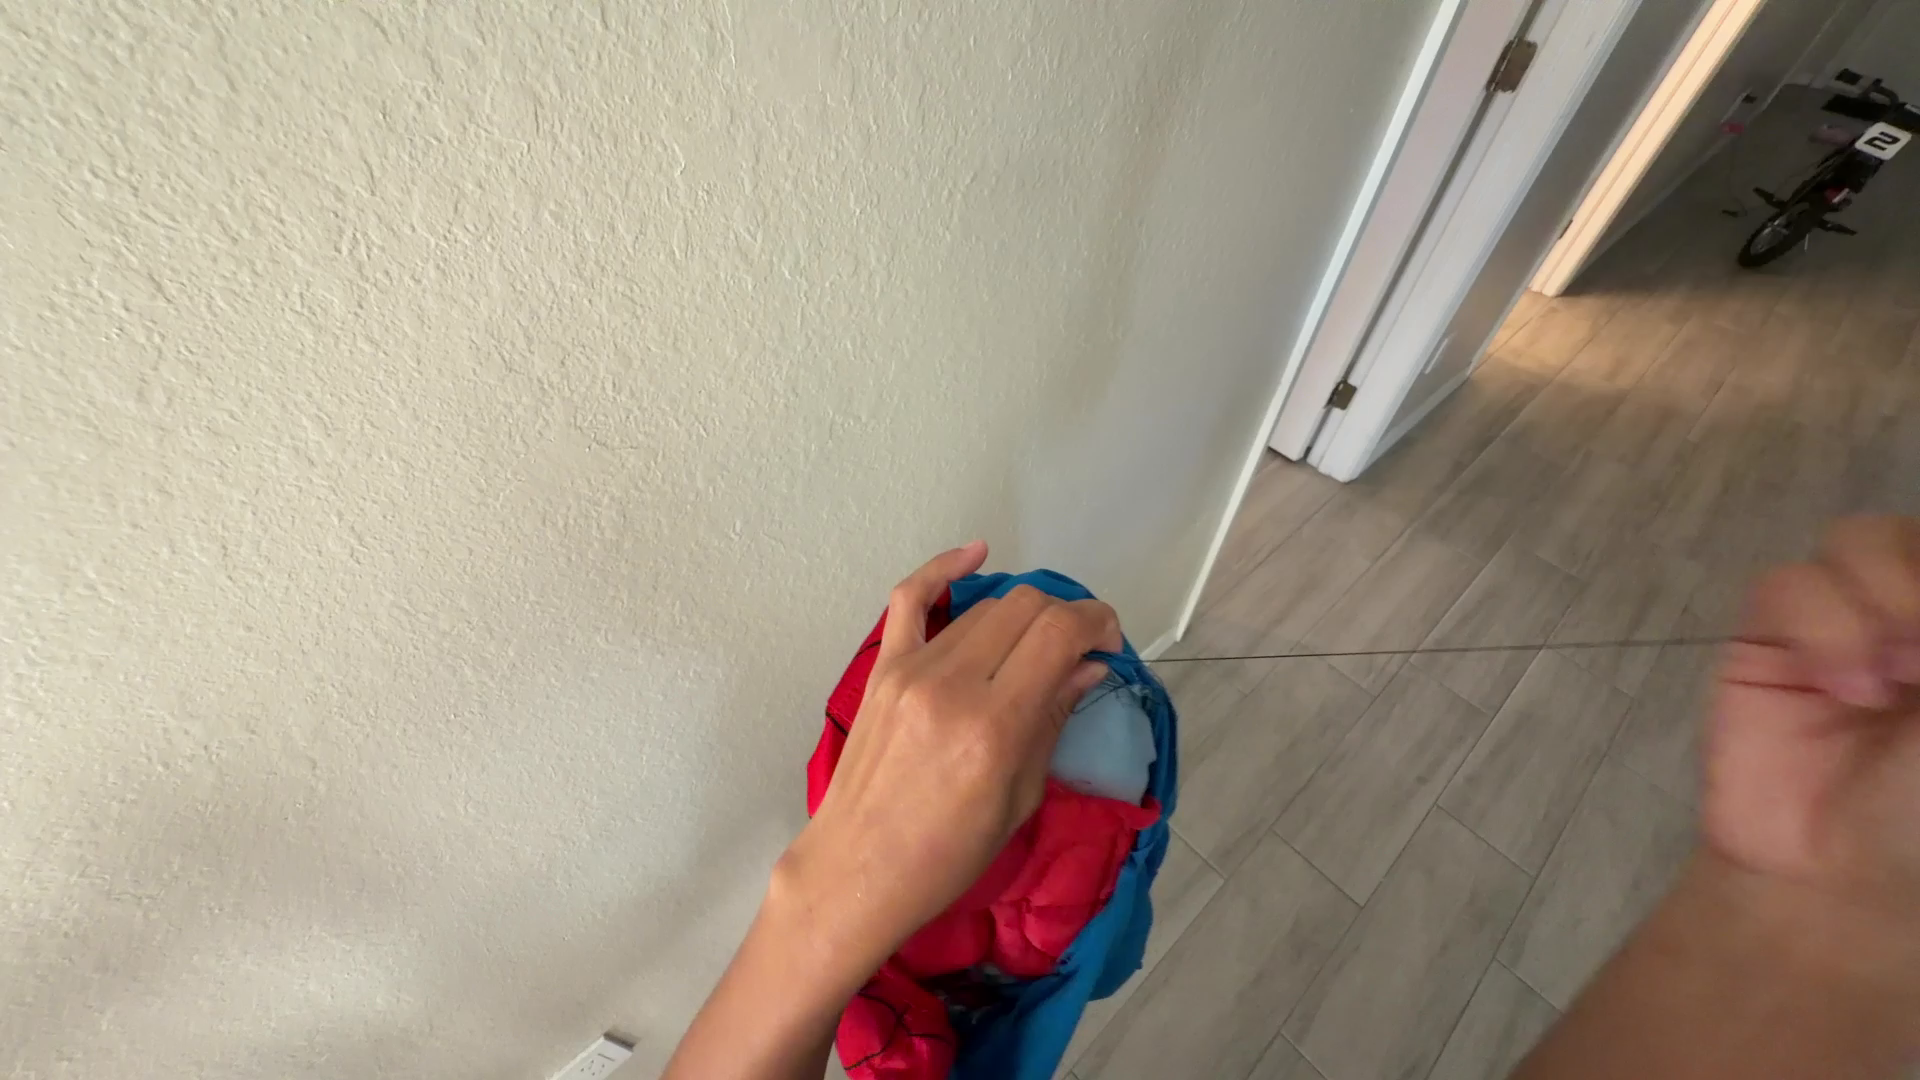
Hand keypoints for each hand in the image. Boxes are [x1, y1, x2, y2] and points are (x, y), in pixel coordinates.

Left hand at [774, 542, 1122, 974]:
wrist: (857, 870)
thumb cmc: (947, 855)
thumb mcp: (1019, 799)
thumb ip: (1053, 719)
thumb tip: (1088, 667)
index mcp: (994, 725)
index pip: (1059, 632)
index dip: (1096, 623)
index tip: (1108, 643)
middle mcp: (953, 683)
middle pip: (1026, 607)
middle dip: (1067, 616)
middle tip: (1080, 646)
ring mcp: (911, 668)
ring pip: (985, 607)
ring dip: (1025, 615)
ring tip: (1037, 643)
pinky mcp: (883, 667)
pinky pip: (910, 598)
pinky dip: (945, 568)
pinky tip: (977, 553)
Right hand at [1704, 515, 1919, 919]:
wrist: (1837, 870)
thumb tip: (1918, 619)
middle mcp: (1919, 618)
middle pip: (1916, 531)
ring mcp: (1843, 623)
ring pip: (1856, 538)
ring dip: (1879, 599)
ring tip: (1894, 675)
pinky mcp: (1766, 638)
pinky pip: (1785, 584)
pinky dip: (1818, 626)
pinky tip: (1839, 685)